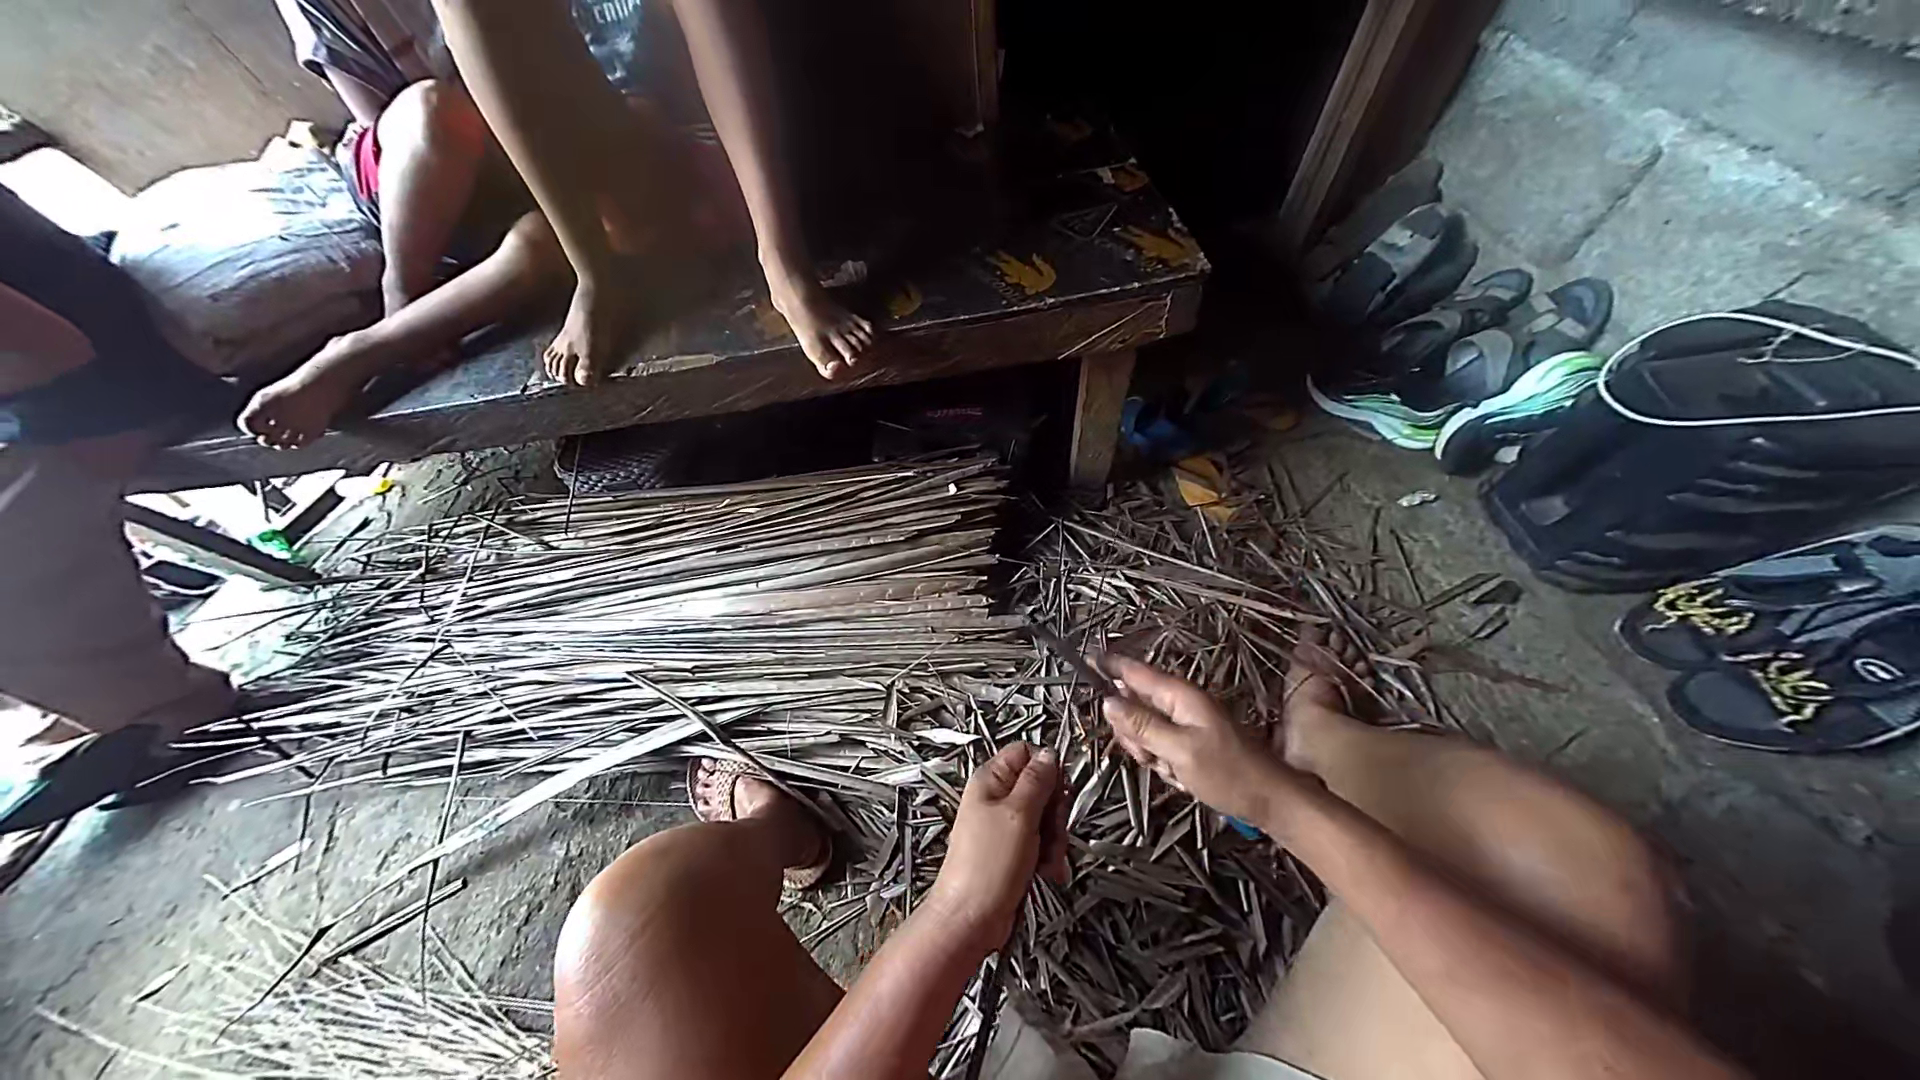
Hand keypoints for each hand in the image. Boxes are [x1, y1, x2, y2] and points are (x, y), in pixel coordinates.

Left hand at [926, 742, 1068, 953]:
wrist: (971, 920)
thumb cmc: (986, 866)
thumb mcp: (1019, 814)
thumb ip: (1038, 780)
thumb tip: (1050, 753)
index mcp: (991, 779)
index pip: (1027, 753)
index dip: (1048, 770)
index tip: (1057, 792)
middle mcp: (996, 798)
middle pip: (1042, 787)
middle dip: (1055, 811)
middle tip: (1051, 829)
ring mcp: (1005, 825)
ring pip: (1045, 817)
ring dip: (1054, 839)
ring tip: (1047, 857)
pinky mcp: (1012, 851)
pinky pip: (1041, 843)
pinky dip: (1049, 856)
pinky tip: (1047, 871)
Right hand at [1094, 653, 1298, 826]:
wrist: (1271, 801)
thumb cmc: (1229, 773)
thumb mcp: (1178, 750)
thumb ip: (1141, 725)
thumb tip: (1108, 701)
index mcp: (1179, 695)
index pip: (1135, 672)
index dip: (1109, 666)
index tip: (1084, 662)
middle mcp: (1180, 703)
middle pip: (1134, 703)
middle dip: (1131, 730)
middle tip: (1146, 754)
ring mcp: (1185, 722)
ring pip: (1143, 727)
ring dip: (1146, 749)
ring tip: (1167, 767)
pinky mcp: (1189, 740)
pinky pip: (1159, 744)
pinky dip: (1161, 760)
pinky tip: (1177, 775)